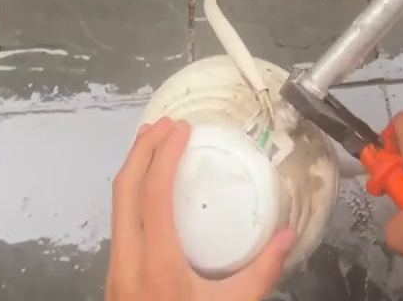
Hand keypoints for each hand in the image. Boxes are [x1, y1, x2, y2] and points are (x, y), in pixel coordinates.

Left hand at [107, 117, 293, 300]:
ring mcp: (115, 270)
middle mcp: (127, 261)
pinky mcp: (114, 278)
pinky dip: (132, 192)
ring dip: (134, 168)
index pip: (152, 192)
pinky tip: (150, 190)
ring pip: (116, 204)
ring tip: (155, 145)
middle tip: (165, 124)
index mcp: (156, 263)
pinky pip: (119, 221)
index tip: (182, 128)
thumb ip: (262, 272)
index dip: (164, 153)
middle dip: (142, 149)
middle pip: (123, 188)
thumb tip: (287, 234)